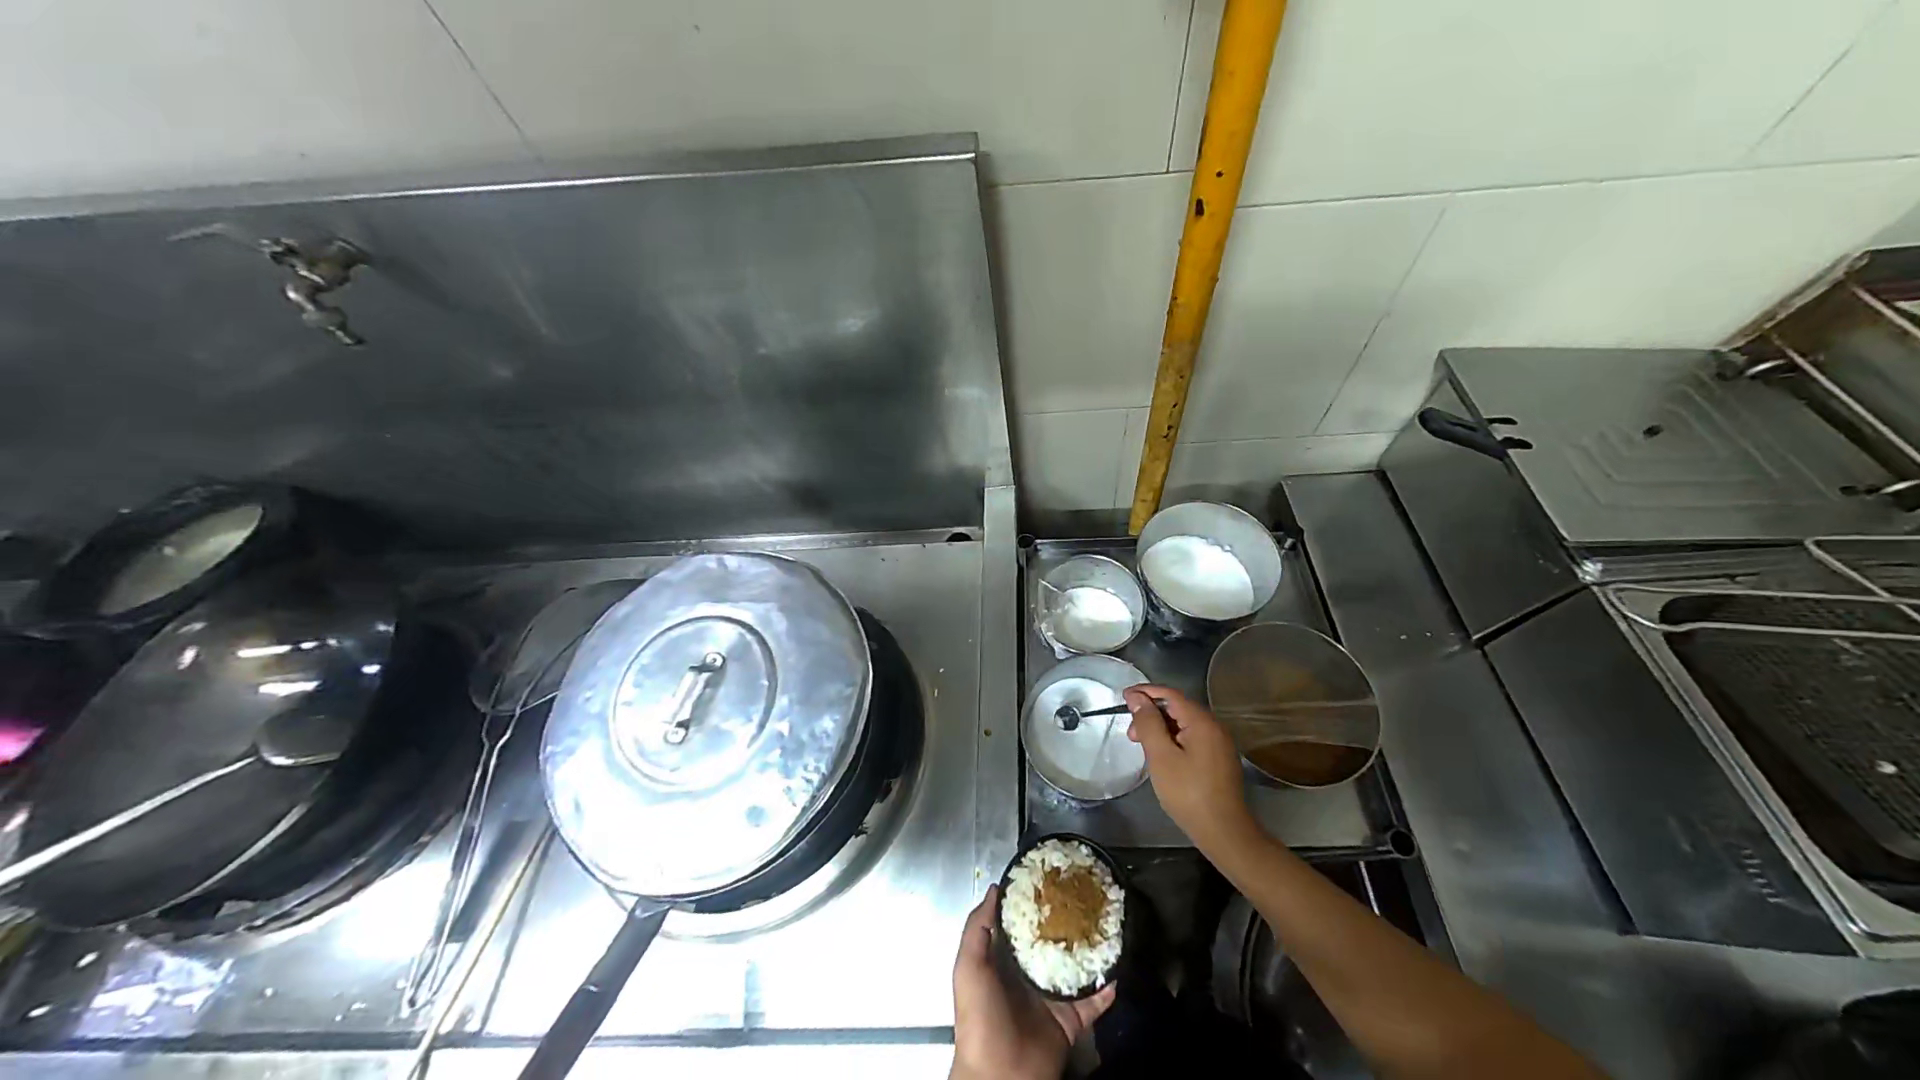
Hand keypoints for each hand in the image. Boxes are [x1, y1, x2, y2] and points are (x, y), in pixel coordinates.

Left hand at [950, 885, 1115, 1079]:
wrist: (999, 1074)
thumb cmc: (979, 1016)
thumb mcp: (969, 966)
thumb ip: (978, 927)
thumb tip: (994, 889)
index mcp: (1004, 961)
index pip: (1021, 925)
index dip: (1034, 903)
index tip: (1051, 878)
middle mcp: (1029, 975)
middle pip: (1052, 943)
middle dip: (1067, 924)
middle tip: (1085, 899)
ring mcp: (1052, 997)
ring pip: (1076, 968)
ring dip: (1090, 951)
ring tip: (1107, 927)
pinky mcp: (1070, 1020)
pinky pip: (1093, 1002)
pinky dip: (1105, 989)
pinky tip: (1117, 970)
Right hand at [1125, 685, 1257, 852]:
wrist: (1223, 831)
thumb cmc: (1188, 792)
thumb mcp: (1160, 756)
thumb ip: (1148, 723)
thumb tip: (1137, 698)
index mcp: (1202, 722)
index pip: (1171, 695)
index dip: (1145, 692)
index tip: (1123, 696)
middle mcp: (1214, 727)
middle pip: (1178, 708)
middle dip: (1151, 714)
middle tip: (1131, 733)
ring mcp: (1219, 744)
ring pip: (1184, 724)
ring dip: (1160, 728)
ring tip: (1142, 746)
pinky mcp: (1218, 759)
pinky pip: (1192, 738)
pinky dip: (1172, 739)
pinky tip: (1161, 755)